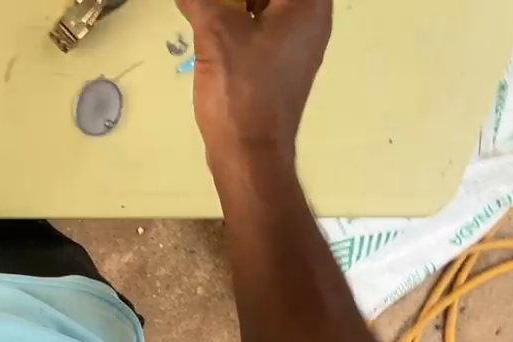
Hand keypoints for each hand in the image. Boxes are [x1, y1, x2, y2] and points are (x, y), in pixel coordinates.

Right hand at [176, 0, 332, 165]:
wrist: (249, 156)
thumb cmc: (240, 93)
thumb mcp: (216, 36)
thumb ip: (201, 1)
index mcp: (307, 0)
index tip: (218, 4)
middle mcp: (312, 16)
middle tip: (207, 6)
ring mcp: (298, 44)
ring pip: (267, 8)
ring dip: (235, 8)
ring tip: (206, 13)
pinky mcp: (282, 66)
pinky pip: (263, 31)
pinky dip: (240, 25)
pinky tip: (212, 31)